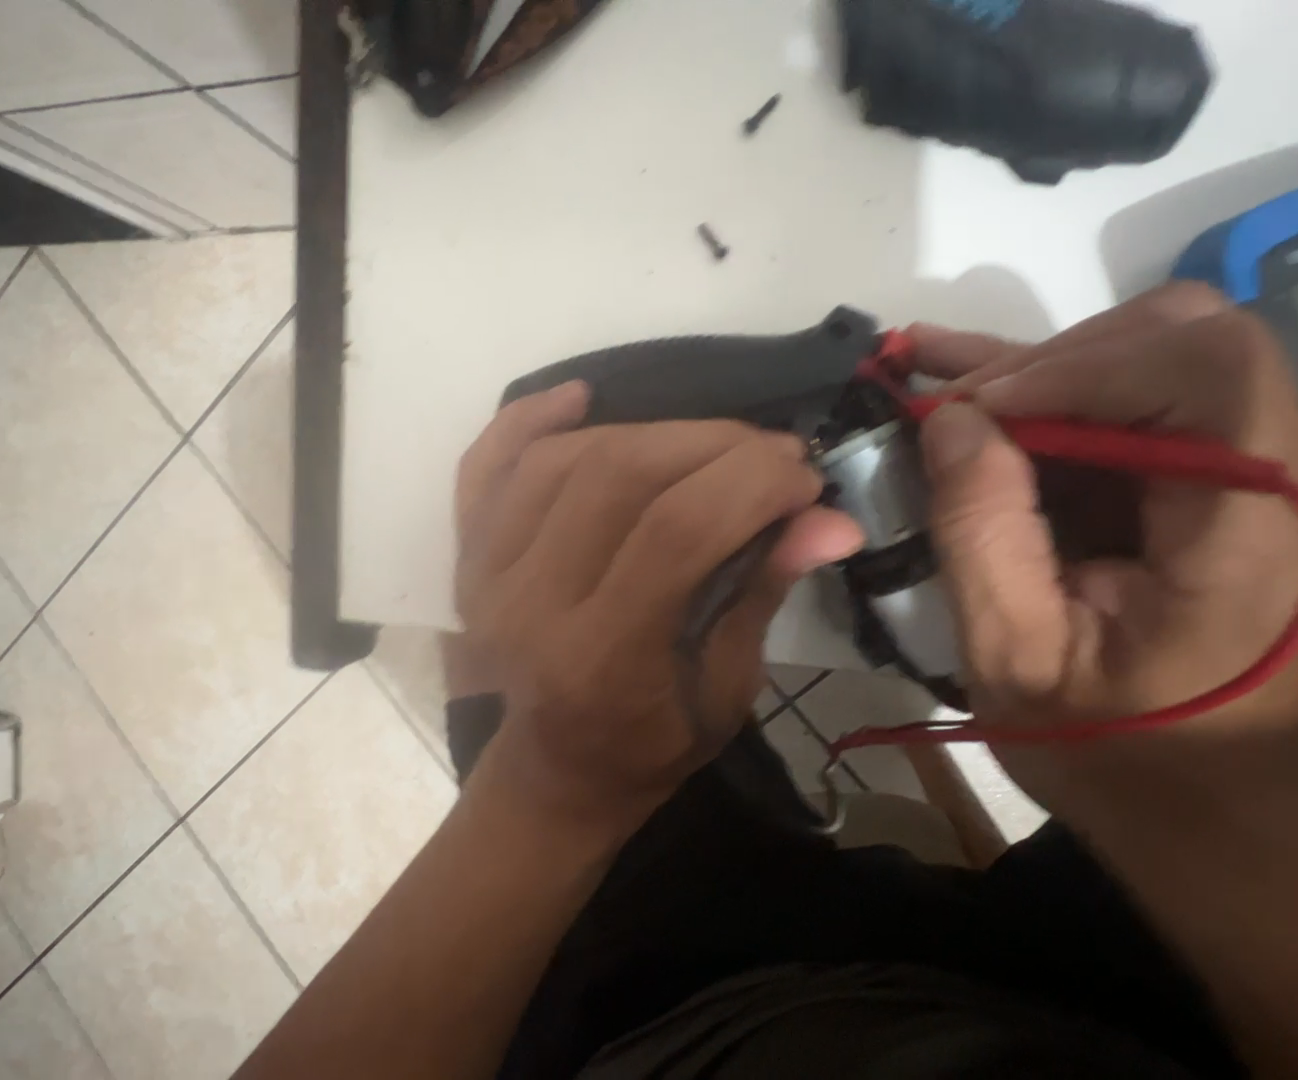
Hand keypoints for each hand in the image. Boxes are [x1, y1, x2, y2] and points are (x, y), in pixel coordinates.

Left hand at [450, 383, 860, 835]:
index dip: (750, 483)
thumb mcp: (724, 692)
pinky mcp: (465, 556)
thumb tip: (831, 519)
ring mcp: (484, 575)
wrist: (551, 774)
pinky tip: (580, 398)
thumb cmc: (647, 748)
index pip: (675, 530)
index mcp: (598, 659)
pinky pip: (487, 465)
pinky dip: (529, 419)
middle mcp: (527, 607)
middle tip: (768, 452)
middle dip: (711, 445)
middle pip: (617, 477)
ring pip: (563, 458)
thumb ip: (761, 594)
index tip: (803, 477)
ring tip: (708, 443)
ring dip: (648, 430)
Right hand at [909, 284, 1297, 837]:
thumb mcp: (1015, 655)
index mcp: (1265, 528)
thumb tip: (947, 418)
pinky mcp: (1230, 482)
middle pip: (1187, 342)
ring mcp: (1272, 473)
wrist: (1196, 810)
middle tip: (956, 413)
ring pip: (1160, 357)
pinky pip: (1147, 404)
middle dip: (1053, 362)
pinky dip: (1060, 394)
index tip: (968, 409)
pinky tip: (974, 389)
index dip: (1074, 365)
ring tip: (942, 390)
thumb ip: (981, 530)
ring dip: (1046, 371)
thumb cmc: (1109, 750)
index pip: (1203, 370)